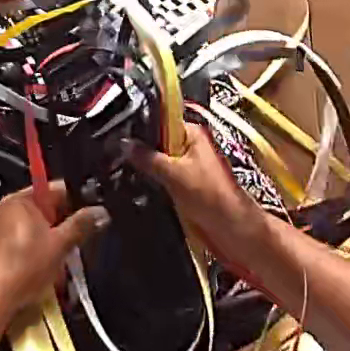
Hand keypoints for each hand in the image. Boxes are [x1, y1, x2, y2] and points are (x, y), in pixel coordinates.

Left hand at [0, 182, 109, 324]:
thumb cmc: (24, 266)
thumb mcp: (59, 246)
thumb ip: (81, 226)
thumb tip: (101, 212)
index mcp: (20, 199)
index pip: (55, 189)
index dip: (75, 202)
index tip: (89, 219)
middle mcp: (5, 209)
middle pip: (43, 211)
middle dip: (60, 228)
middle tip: (74, 246)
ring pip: (31, 231)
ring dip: (46, 244)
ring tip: (58, 265)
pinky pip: (18, 246)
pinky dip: (30, 255)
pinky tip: (37, 274)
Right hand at [124, 125, 271, 263]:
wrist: (234, 230)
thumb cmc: (210, 197)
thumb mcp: (174, 174)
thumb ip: (148, 158)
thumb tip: (123, 144)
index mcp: (192, 132)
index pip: (161, 119)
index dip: (140, 126)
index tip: (118, 132)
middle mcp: (190, 144)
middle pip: (158, 140)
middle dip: (141, 148)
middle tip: (115, 152)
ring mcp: (188, 164)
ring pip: (159, 159)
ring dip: (145, 166)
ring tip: (120, 167)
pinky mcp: (186, 183)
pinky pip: (163, 175)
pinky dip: (152, 179)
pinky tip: (136, 183)